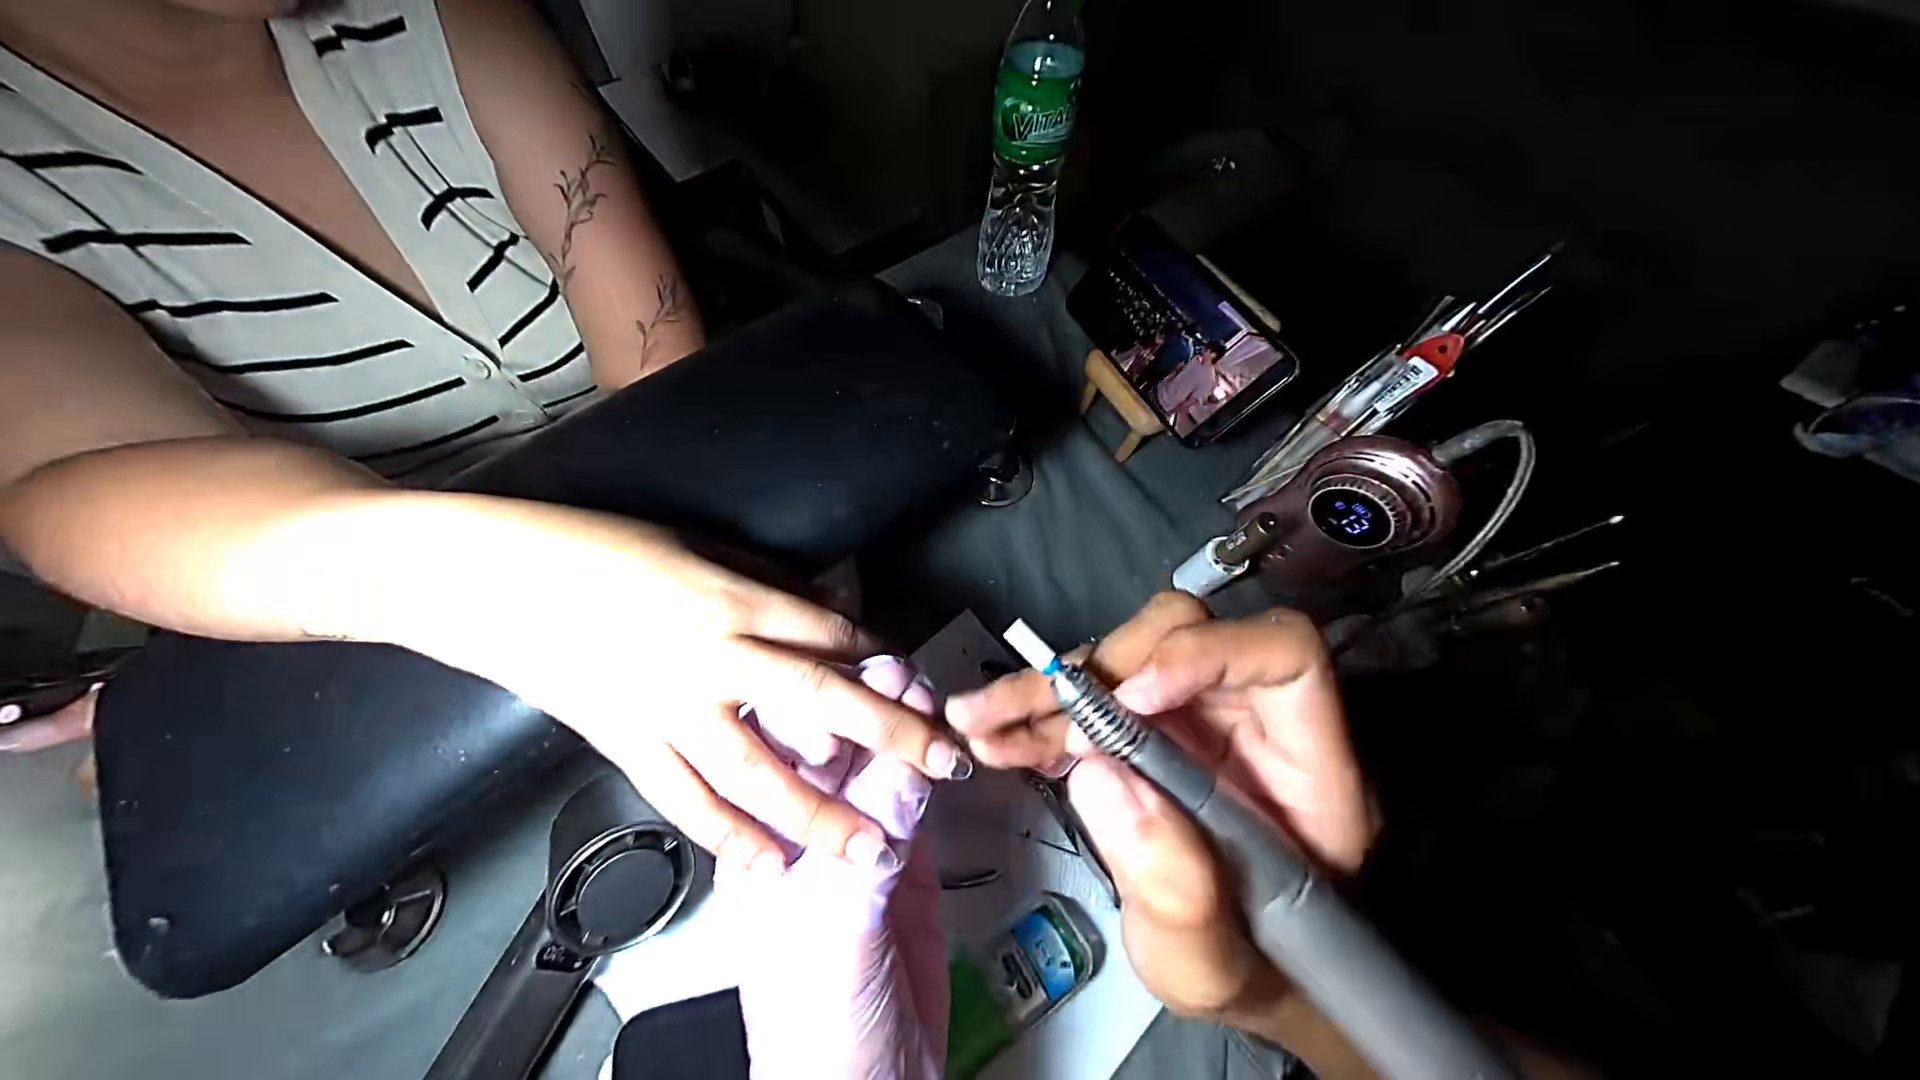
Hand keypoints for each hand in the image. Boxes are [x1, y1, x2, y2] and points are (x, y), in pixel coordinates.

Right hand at [378, 507, 971, 876]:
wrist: (493, 579)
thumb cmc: (600, 548)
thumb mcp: (697, 548)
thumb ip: (765, 582)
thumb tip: (824, 607)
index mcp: (735, 600)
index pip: (831, 636)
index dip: (882, 658)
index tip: (917, 683)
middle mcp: (714, 658)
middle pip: (820, 702)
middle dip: (890, 734)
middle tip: (947, 767)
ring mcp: (670, 709)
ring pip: (759, 772)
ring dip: (820, 813)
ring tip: (871, 848)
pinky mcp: (626, 744)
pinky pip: (684, 800)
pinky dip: (726, 838)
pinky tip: (768, 867)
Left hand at [725, 657, 946, 1079]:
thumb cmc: (816, 1027)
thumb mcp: (835, 933)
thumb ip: (869, 855)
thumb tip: (904, 777)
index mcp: (764, 842)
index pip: (785, 758)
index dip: (818, 713)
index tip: (852, 683)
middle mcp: (808, 831)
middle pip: (837, 752)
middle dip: (867, 710)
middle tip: (901, 675)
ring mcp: (858, 840)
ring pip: (878, 768)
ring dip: (902, 731)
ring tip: (923, 694)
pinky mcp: (903, 857)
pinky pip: (913, 800)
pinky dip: (928, 771)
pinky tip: (938, 747)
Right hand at [946, 593, 1371, 1039]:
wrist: (1230, 964)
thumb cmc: (1246, 968)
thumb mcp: (1213, 960)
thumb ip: (1172, 885)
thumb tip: (1097, 774)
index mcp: (1301, 758)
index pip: (1281, 653)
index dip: (1204, 654)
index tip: (1130, 699)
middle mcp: (1243, 714)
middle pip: (1178, 633)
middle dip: (1096, 669)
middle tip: (1033, 713)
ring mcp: (1187, 713)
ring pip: (1115, 658)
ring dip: (1042, 688)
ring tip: (979, 721)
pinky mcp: (1140, 726)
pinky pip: (1083, 698)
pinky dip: (1035, 715)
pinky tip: (993, 739)